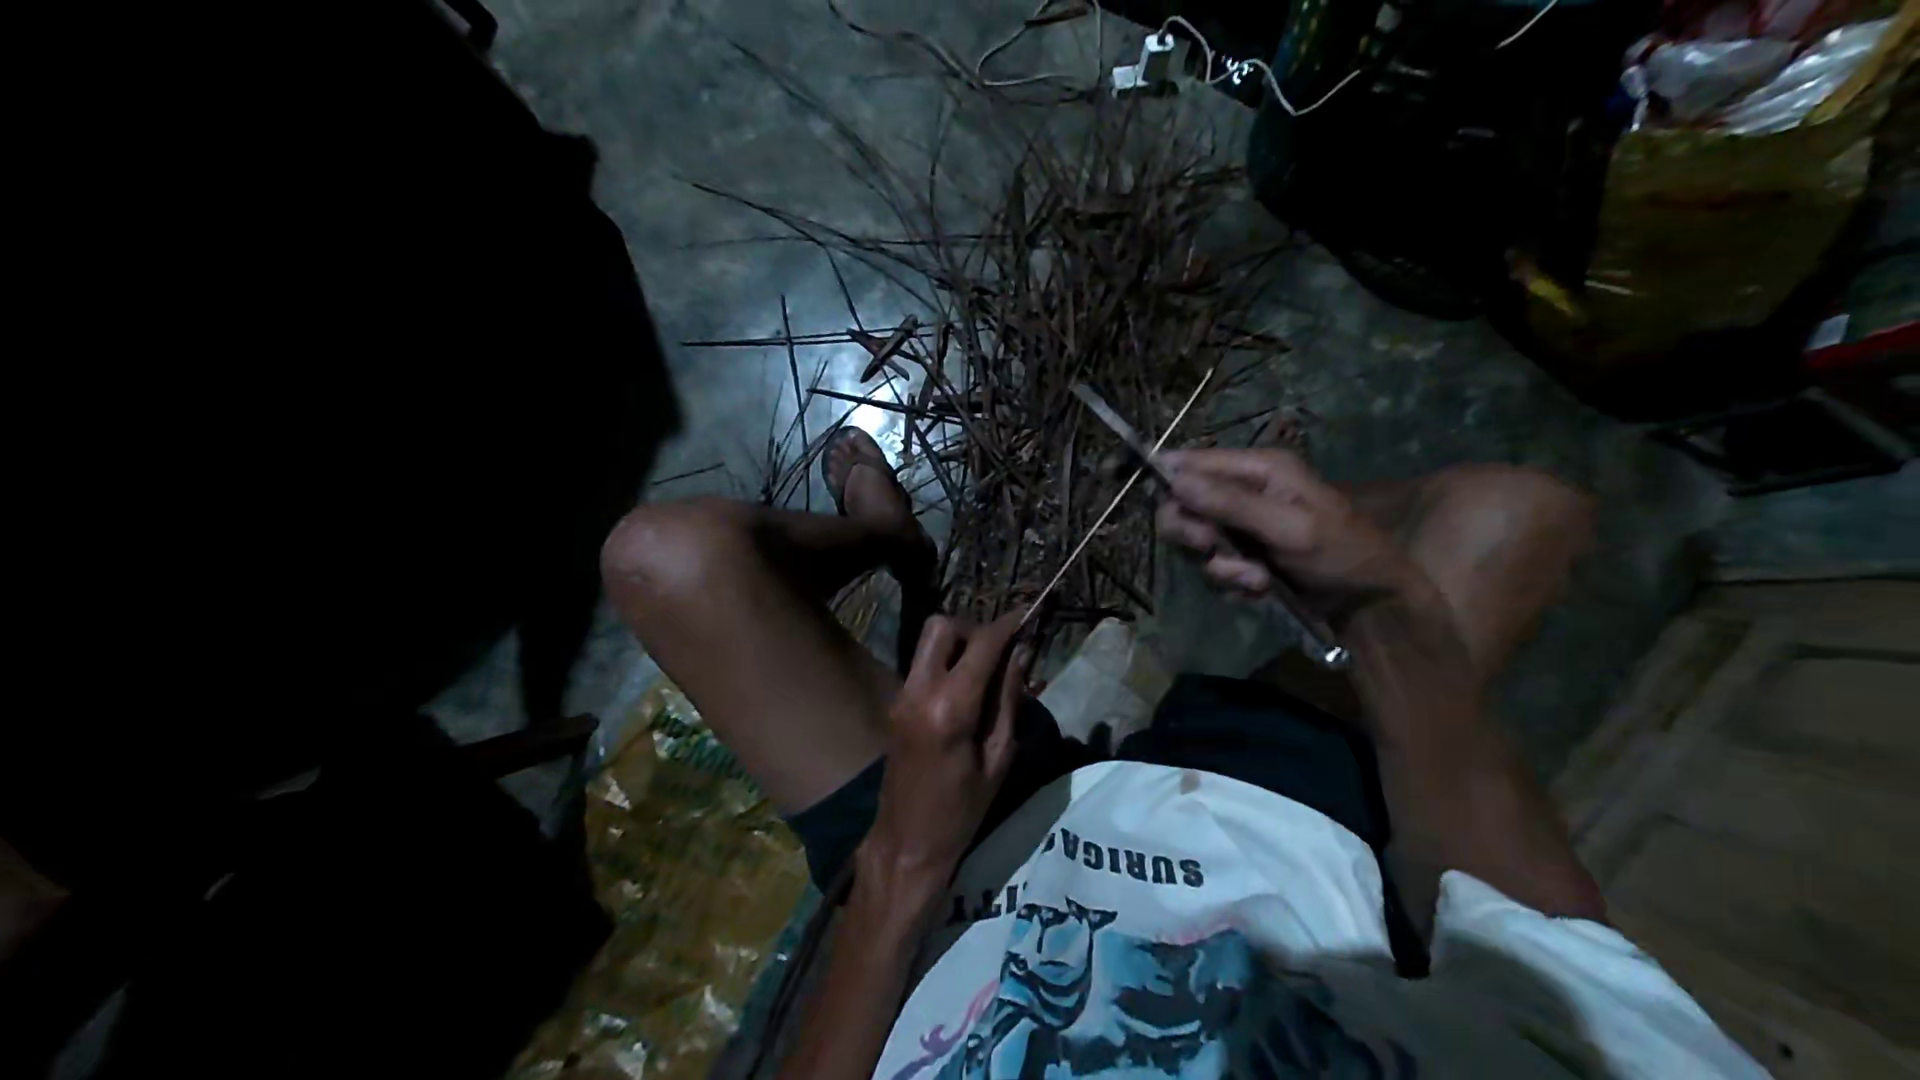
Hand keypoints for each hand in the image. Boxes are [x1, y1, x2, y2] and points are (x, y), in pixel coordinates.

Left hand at [857, 610, 1032, 904]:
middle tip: (1001, 651)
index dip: (1009, 624)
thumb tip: (1021, 652)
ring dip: (960, 644)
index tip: (1029, 613)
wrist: (907, 841)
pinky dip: (948, 662)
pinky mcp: (896, 703)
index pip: (982, 644)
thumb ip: (1008, 699)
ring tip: (988, 671)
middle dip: (975, 628)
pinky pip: (923, 664)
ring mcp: (902, 695)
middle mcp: (919, 690)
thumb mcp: (999, 757)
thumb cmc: (962, 810)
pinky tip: (969, 689)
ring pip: (929, 642)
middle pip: (943, 626)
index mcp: (951, 708)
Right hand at [1157, 448, 1422, 620]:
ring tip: (1254, 579)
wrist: (1370, 601)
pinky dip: (1232, 582)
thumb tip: (1175, 480)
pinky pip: (1212, 567)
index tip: (1173, 514)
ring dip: (1220, 566)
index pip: (1190, 462)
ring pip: (1195, 542)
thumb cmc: (1340, 552)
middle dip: (1191, 532)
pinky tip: (1260, 589)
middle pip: (1180, 504)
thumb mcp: (1289, 526)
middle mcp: (1242, 491)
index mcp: (1257, 468)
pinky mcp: (1240, 556)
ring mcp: (1239, 525)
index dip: (1169, 483)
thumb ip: (1231, 503)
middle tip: (1211, 548)